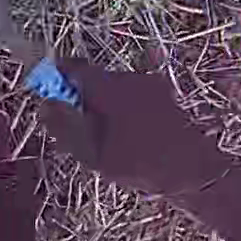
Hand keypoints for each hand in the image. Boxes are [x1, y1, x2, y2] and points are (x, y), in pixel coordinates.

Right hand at [36, 61, 239, 205]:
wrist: (196, 174)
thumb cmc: (139, 164)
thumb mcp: (91, 151)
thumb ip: (63, 124)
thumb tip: (44, 103)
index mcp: (109, 86)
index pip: (72, 67)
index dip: (55, 77)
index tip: (45, 95)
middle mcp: (129, 78)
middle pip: (92, 78)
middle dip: (78, 97)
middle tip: (73, 129)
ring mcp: (150, 86)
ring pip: (112, 90)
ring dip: (100, 107)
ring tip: (102, 141)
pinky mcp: (163, 98)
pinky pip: (130, 99)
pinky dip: (120, 112)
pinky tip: (125, 140)